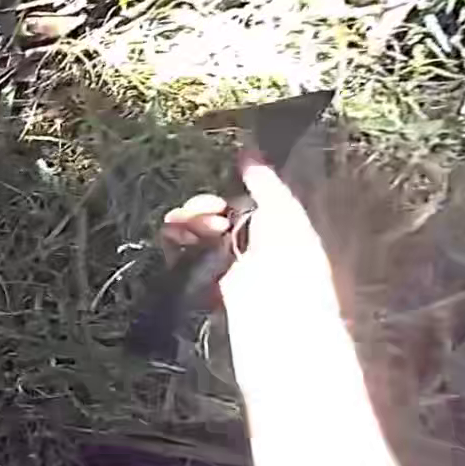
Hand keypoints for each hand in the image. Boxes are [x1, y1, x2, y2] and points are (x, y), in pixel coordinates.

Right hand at [159, 154, 340, 331]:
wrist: (276, 313)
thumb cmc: (291, 259)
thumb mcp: (285, 212)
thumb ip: (264, 183)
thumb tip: (247, 152)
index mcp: (271, 224)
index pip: (236, 199)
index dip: (223, 193)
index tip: (218, 199)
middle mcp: (246, 241)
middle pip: (210, 213)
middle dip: (201, 208)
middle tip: (209, 218)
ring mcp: (222, 261)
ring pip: (192, 230)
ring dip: (186, 222)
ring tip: (186, 229)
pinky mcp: (201, 280)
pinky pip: (180, 253)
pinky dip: (173, 241)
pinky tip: (173, 236)